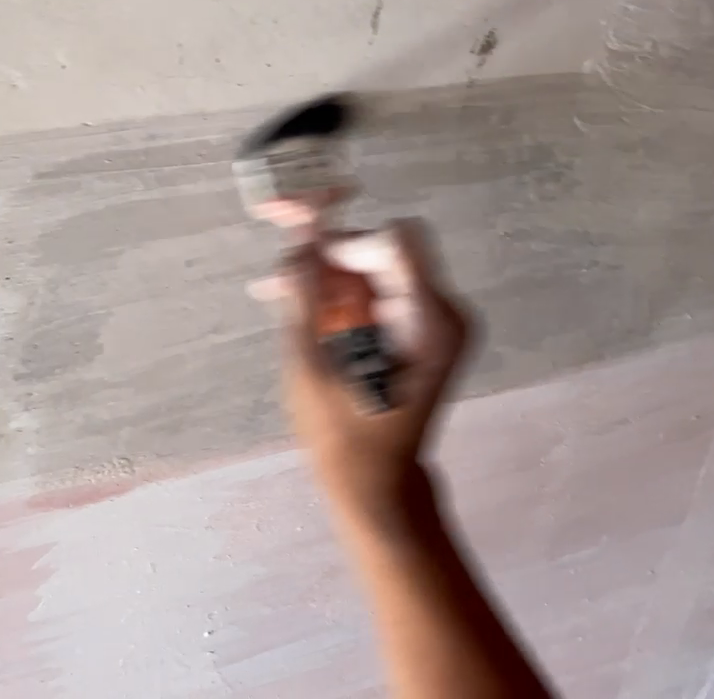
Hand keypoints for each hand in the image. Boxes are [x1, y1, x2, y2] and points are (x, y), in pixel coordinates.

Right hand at [254, 219, 472, 533]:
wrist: (376, 485)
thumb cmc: (342, 438)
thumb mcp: (311, 365)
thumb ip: (305, 295)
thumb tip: (300, 238)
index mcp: (427, 321)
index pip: (395, 239)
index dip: (345, 229)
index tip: (298, 228)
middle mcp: (440, 311)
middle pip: (378, 247)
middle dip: (323, 248)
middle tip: (273, 246)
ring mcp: (430, 318)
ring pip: (370, 263)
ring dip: (323, 269)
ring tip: (274, 290)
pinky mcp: (414, 326)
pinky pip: (373, 288)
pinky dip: (336, 290)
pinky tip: (294, 299)